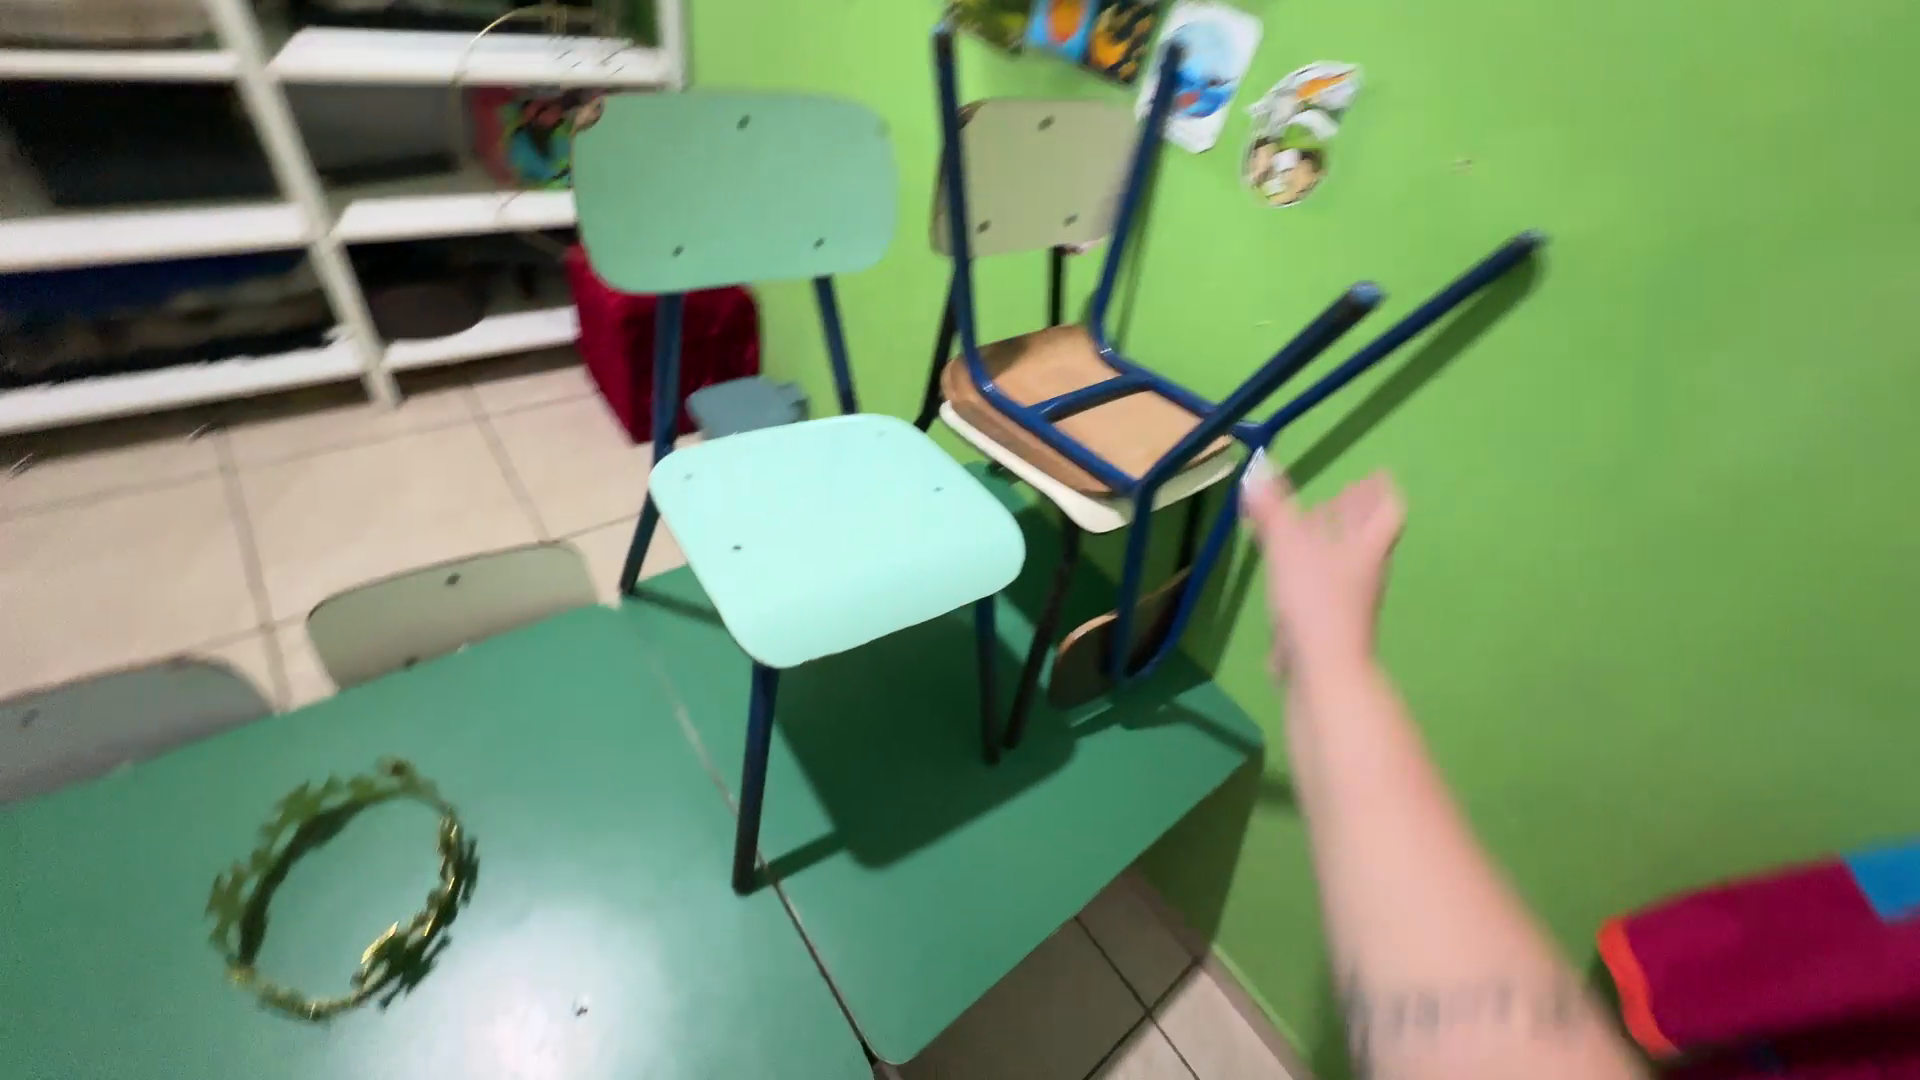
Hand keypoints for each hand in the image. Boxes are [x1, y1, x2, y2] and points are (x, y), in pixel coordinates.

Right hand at [1239, 449, 1405, 679]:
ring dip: (1331, 538)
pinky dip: (1310, 566)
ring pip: (1344, 558)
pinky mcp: (1326, 620)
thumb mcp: (1288, 547)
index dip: (1380, 490)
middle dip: (1355, 511)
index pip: (1386, 511)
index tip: (1376, 473)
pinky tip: (1289, 567)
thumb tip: (1259, 466)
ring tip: (1311, 523)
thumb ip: (1273, 509)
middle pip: (1366, 534)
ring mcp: (1347, 599)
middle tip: (1348, 490)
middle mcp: (1363, 570)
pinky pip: (1322, 582)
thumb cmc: (1315, 600)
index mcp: (1365, 548)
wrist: (1322, 668)